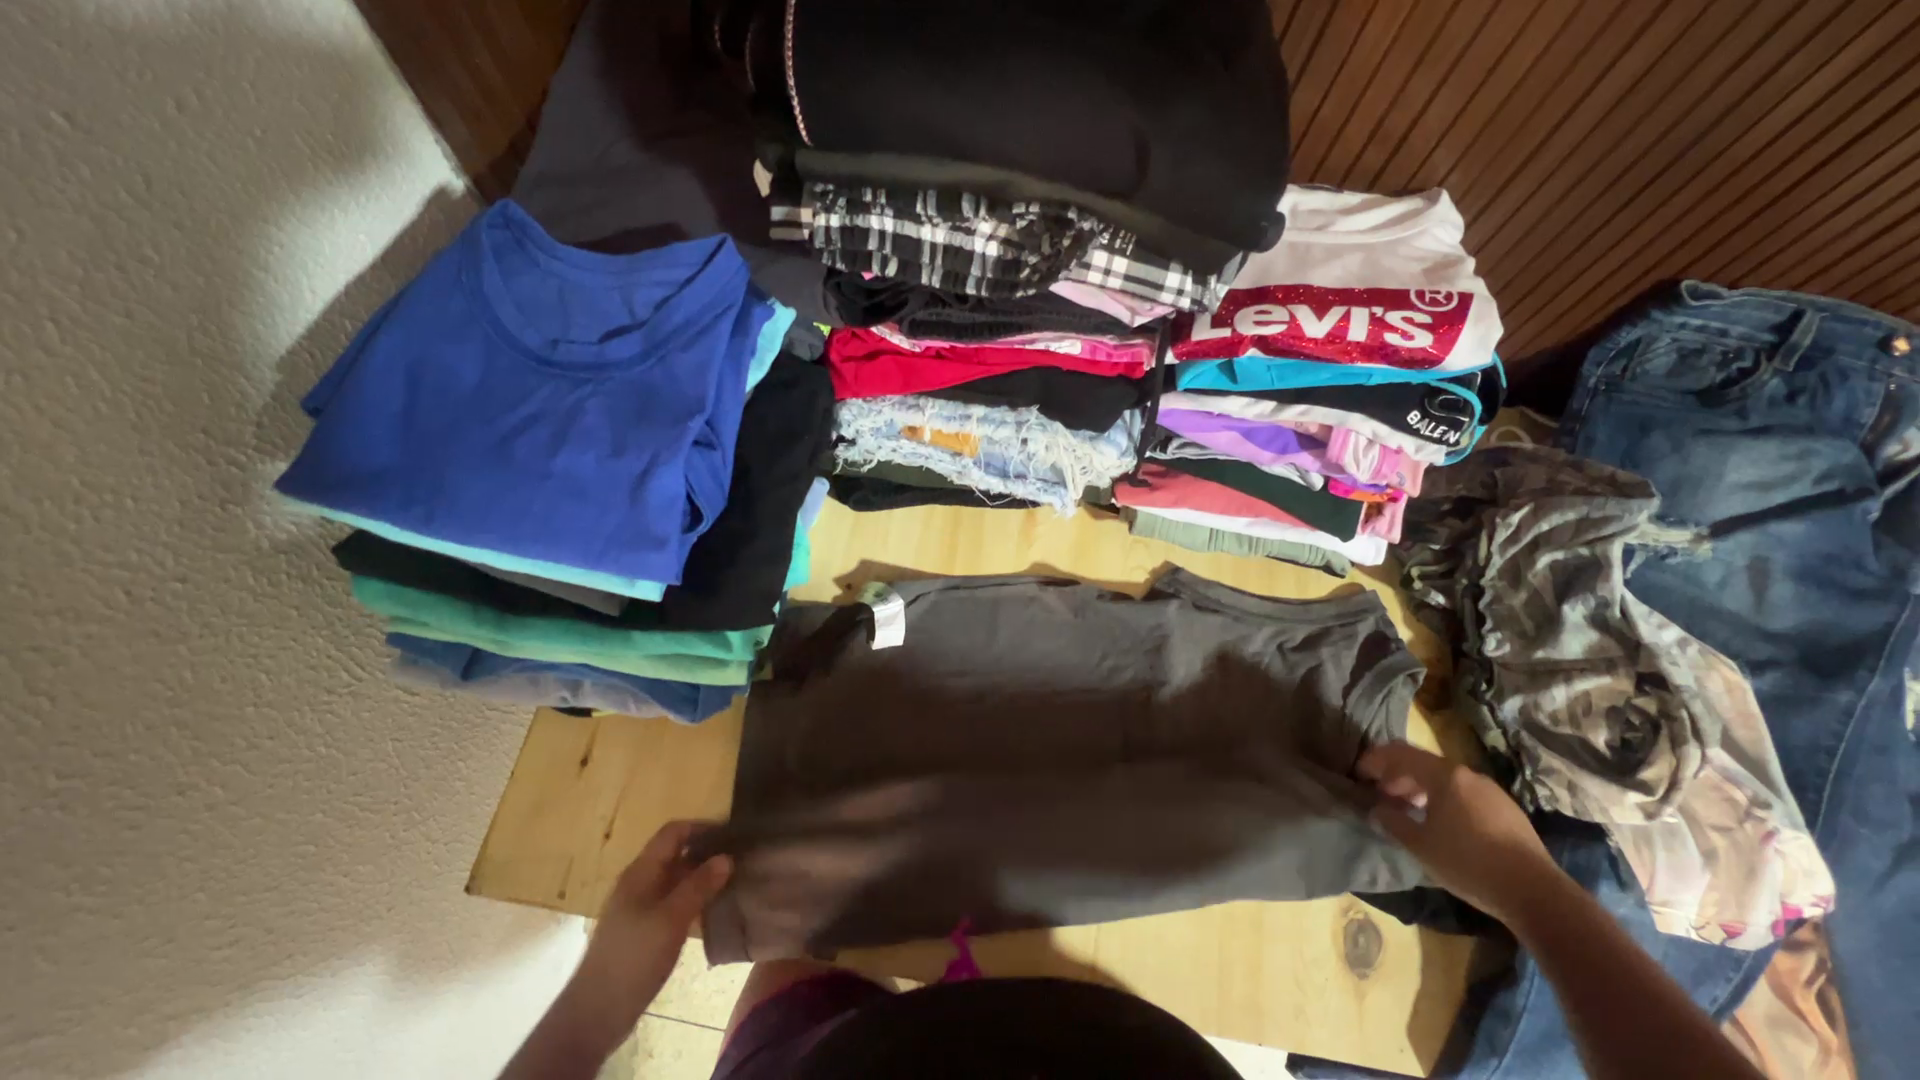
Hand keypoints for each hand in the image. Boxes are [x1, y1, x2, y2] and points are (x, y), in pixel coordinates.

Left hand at [557, 821, 732, 1045]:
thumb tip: (726, 856)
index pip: (673, 833)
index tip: (733, 835)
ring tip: (735, 883)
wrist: (596, 1012)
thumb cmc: (634, 958)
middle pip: (675, 854)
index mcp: (640, 872)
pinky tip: (714, 912)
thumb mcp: (671, 919)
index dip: (702, 828)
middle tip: (741, 860)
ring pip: (675, 880)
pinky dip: (694, 900)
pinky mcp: (643, 930)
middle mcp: (639, 883)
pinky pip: (673, 903)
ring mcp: (639, 908)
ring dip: (703, 878)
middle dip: (706, 852)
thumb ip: (698, 886)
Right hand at [1357, 741, 1569, 927]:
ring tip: (1407, 810)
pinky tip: (1439, 823)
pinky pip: (1463, 792)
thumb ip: (1393, 822)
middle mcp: (1468, 775)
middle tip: (1379, 795)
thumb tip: (1377, 810)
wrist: (1534, 891)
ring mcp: (1490, 791)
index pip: (1400, 754)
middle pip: (1422, 763)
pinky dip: (1442, 798)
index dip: (1374, 760)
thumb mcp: (1420, 845)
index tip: (1358, 775)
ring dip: (1419, 787)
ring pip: (1444, 778)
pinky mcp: (1505, 809)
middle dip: (1396, 775)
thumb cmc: (1468, 864)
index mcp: (1444, 776)